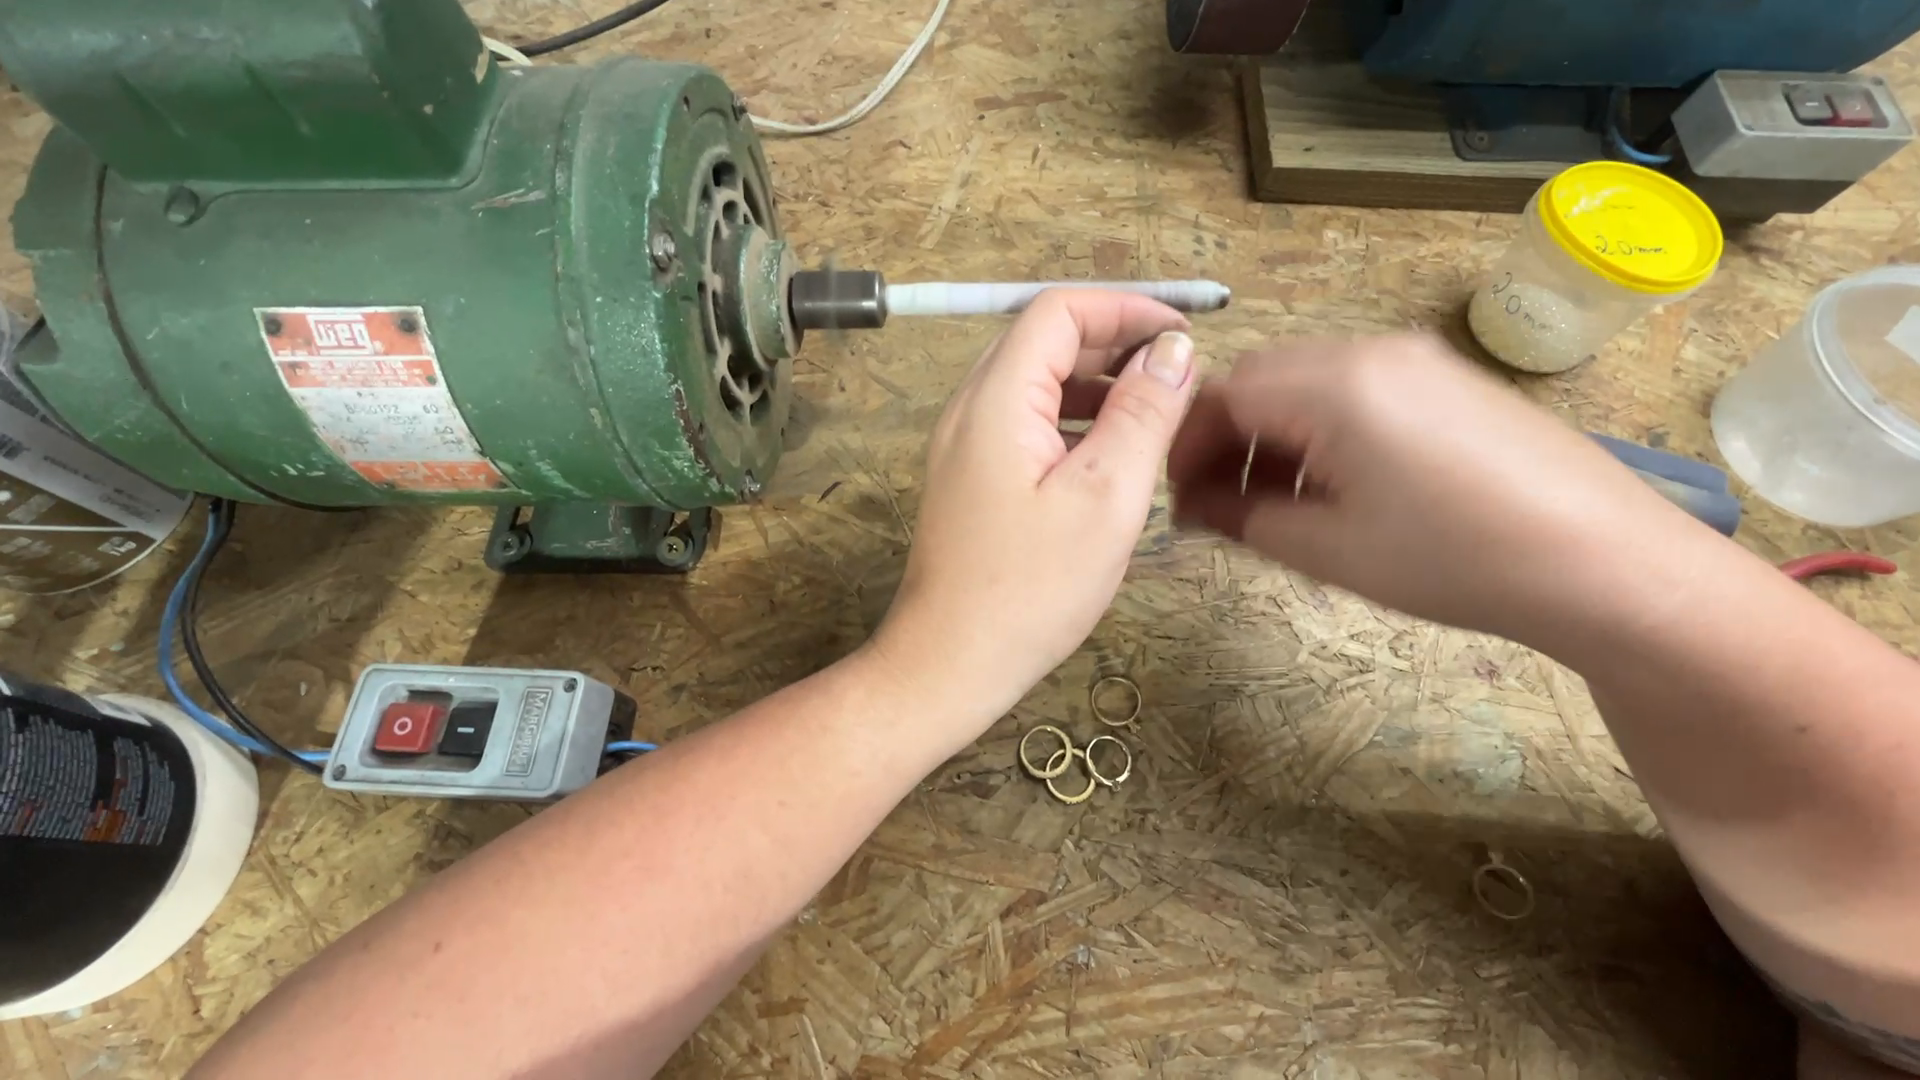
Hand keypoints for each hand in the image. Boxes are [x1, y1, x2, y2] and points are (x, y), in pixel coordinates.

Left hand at [870, 289, 1195, 732]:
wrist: (951, 662)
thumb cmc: (1031, 588)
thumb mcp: (1106, 497)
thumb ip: (1143, 414)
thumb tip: (1174, 350)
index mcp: (998, 399)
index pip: (1057, 310)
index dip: (1124, 308)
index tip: (1180, 333)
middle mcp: (970, 409)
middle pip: (1042, 341)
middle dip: (1112, 343)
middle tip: (1175, 374)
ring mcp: (963, 445)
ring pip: (1034, 384)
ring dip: (1094, 384)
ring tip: (1152, 414)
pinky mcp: (969, 478)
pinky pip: (1024, 424)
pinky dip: (1070, 422)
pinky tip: (1108, 456)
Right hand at [1166, 334, 1712, 643]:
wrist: (1608, 566)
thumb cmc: (1452, 560)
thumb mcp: (1327, 550)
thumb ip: (1241, 518)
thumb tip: (1193, 505)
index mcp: (1334, 385)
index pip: (1222, 395)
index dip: (1185, 444)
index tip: (1175, 496)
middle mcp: (1369, 351)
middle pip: (1260, 379)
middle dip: (1225, 437)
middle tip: (1216, 501)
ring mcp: (1415, 359)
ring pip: (1304, 382)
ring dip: (1269, 433)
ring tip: (1271, 499)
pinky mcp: (1446, 378)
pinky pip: (1353, 389)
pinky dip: (1317, 427)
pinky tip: (1331, 482)